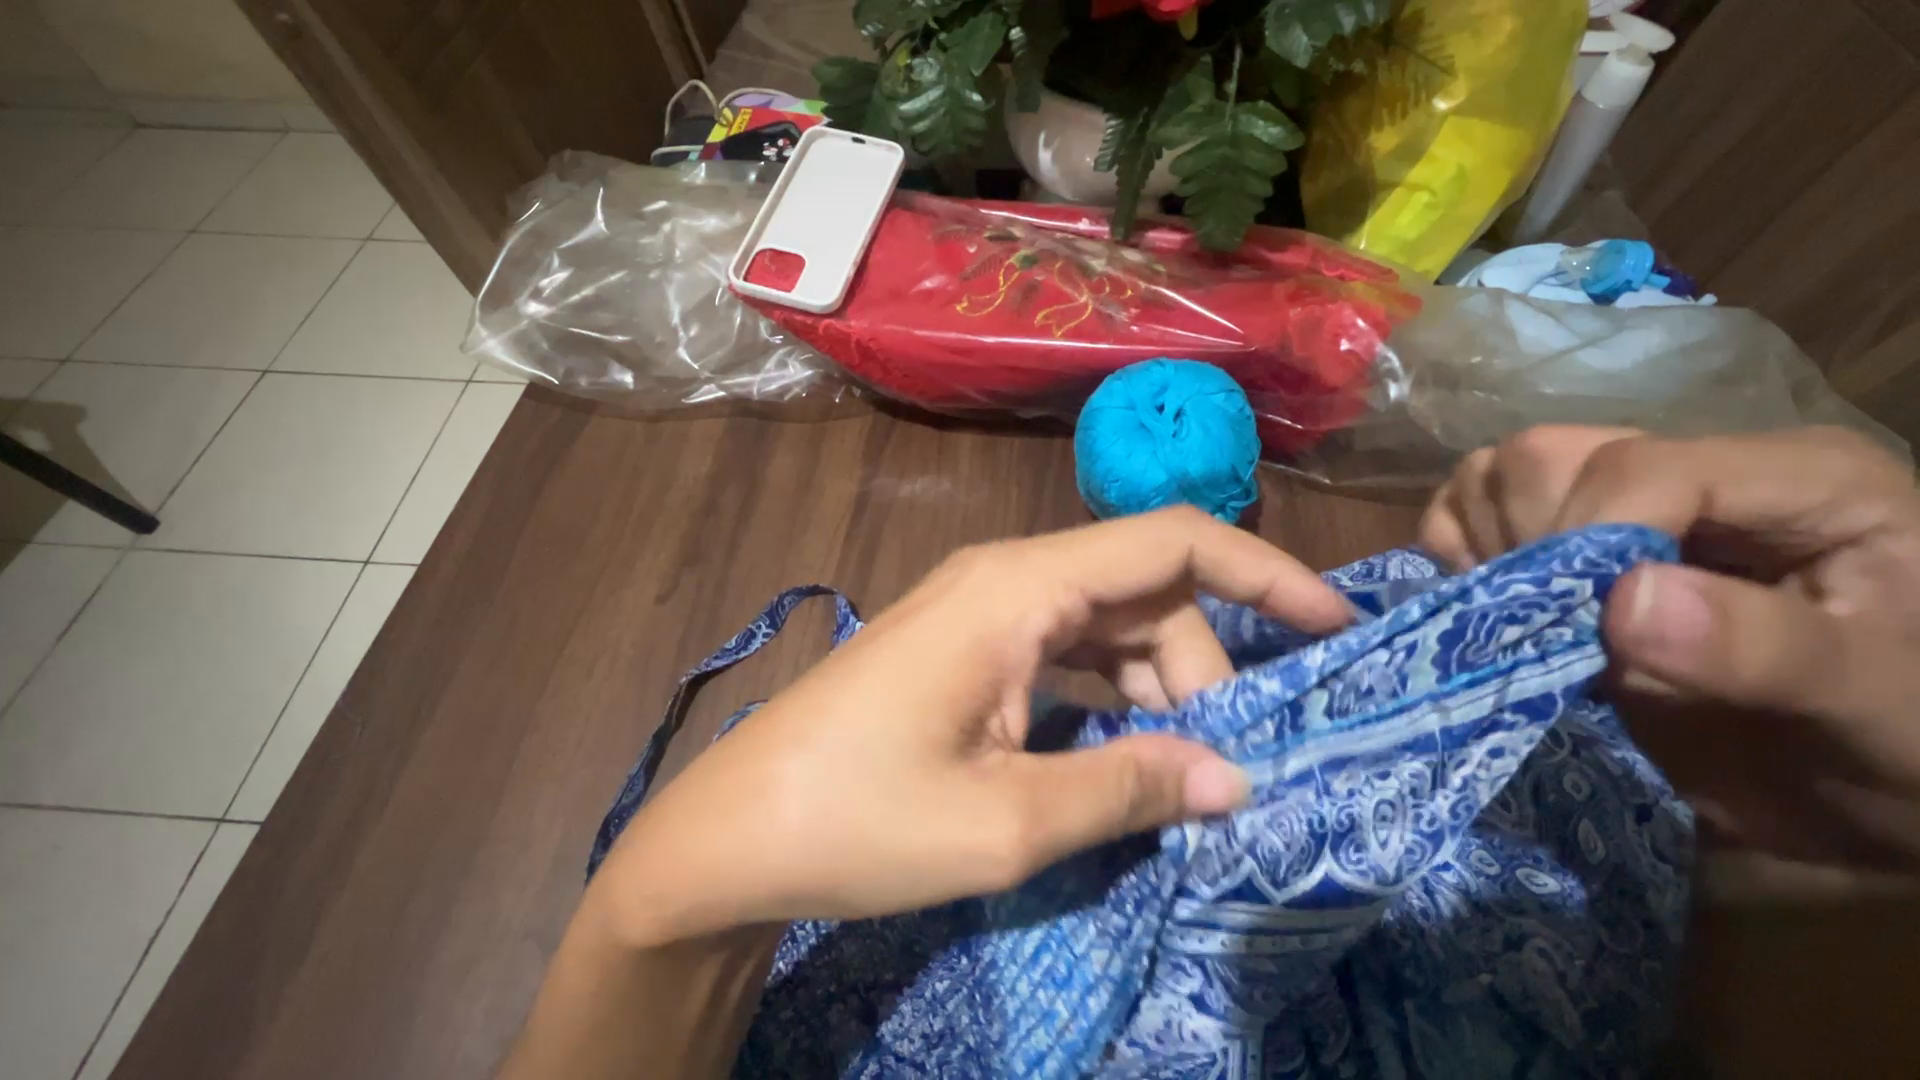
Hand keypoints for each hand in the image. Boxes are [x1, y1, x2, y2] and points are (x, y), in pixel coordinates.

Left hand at [591, 507, 1353, 946]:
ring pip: (1106, 625)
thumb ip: (1130, 787)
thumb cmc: (861, 819)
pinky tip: (1124, 755)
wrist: (731, 834)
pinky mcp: (963, 653)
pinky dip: (1109, 698)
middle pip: (1144, 591)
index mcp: (1019, 587)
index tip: (1336, 626)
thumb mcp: (1009, 818)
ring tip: (1179, 774)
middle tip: (1221, 768)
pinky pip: (1064, 655)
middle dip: (1203, 667)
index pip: (1171, 541)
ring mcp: (980, 615)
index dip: (1264, 572)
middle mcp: (1004, 579)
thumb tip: (1238, 782)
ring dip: (1158, 688)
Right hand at [1420, 425, 1919, 867]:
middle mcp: (1691, 469)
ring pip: (1494, 478)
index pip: (1644, 467)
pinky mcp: (1567, 538)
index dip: (1589, 537)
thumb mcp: (1876, 707)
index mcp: (1798, 479)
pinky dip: (1456, 555)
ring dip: (1486, 551)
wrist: (1858, 788)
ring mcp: (1620, 503)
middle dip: (1528, 546)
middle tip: (1561, 632)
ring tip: (1532, 623)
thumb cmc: (1895, 745)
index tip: (1582, 633)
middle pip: (1545, 459)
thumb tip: (1625, 604)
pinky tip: (1499, 605)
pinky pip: (1467, 514)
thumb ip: (1769, 649)